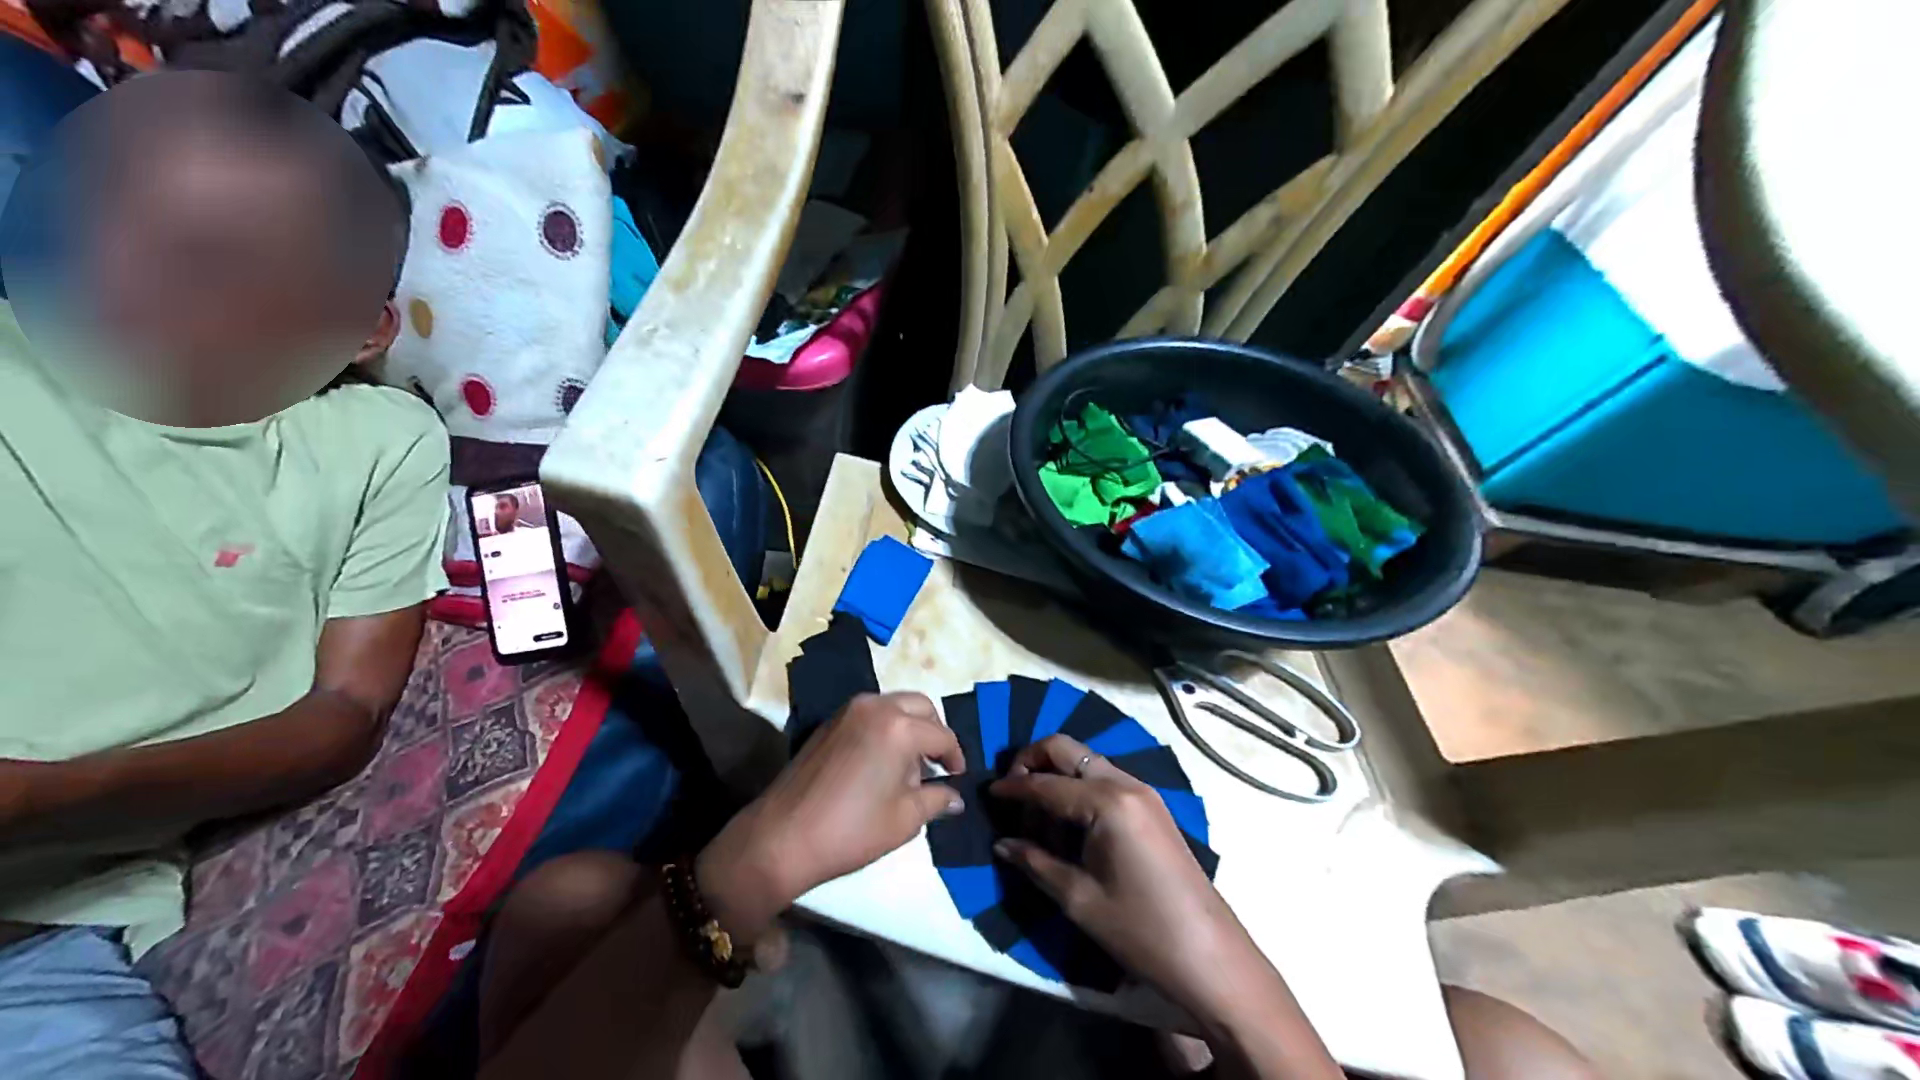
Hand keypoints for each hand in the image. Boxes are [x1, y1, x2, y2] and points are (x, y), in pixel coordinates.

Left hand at [697, 692, 965, 942]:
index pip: (942, 735)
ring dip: (910, 727)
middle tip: (937, 765)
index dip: (955, 757)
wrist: (782, 837)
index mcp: (899, 727)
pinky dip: (886, 728)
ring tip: (910, 764)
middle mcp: (875, 706)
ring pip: (894, 706)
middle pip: (920, 707)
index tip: (957, 777)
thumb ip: (936, 800)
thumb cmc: (851, 830)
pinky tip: (882, 761)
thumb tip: (955, 797)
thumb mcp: (905, 819)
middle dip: (934, 733)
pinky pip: (870, 714)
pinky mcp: (829, 722)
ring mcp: (848, 710)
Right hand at [988, 736, 1279, 1026]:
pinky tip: (1069, 826)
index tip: (988, 793)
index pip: (1045, 783)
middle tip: (1012, 795)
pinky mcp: (1152, 808)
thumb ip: (1035, 862)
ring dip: (1057, 777)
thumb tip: (1002, 843)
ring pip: (1086, 762)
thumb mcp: (1079, 899)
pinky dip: (1079, 789)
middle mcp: (1126, 783)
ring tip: (1039, 821)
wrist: (1212, 958)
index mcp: (1106, 801)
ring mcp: (1143, 792)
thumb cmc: (1141, 930)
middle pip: (1067, 749)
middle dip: (1032, 762)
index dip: (1012, 788)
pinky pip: (1105, 780)